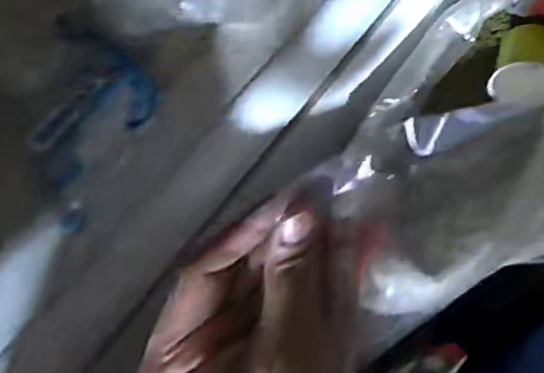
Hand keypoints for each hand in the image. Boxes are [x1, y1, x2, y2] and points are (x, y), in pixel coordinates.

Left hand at [140, 192, 345, 372]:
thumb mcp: (283, 351)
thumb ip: (292, 279)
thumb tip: (303, 209)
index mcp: (178, 350)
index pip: (205, 269)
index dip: (249, 228)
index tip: (298, 197)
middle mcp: (206, 338)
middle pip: (244, 267)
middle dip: (293, 229)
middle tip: (336, 192)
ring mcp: (249, 339)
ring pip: (279, 274)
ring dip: (320, 242)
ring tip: (359, 211)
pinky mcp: (287, 341)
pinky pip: (305, 292)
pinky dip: (333, 266)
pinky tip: (365, 241)